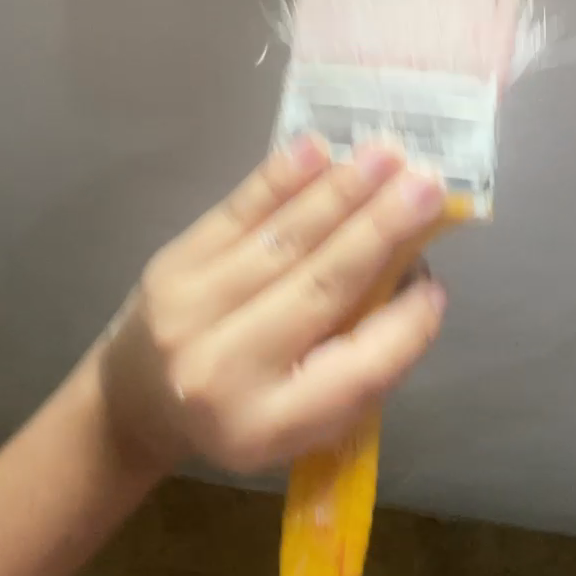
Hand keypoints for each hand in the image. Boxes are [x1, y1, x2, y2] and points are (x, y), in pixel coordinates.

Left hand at [97, 137, 449, 473]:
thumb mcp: (299, 420)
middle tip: (429, 186)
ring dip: (340, 192)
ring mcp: (191, 310)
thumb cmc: (238, 412)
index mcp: (268, 426)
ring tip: (387, 155)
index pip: (357, 368)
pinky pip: (236, 213)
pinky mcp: (172, 263)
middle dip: (380, 231)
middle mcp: (225, 370)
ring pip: (282, 241)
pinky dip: (280, 179)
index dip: (406, 324)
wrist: (137, 399)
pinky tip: (316, 149)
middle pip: (320, 288)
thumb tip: (412, 279)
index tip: (438, 283)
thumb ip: (355, 362)